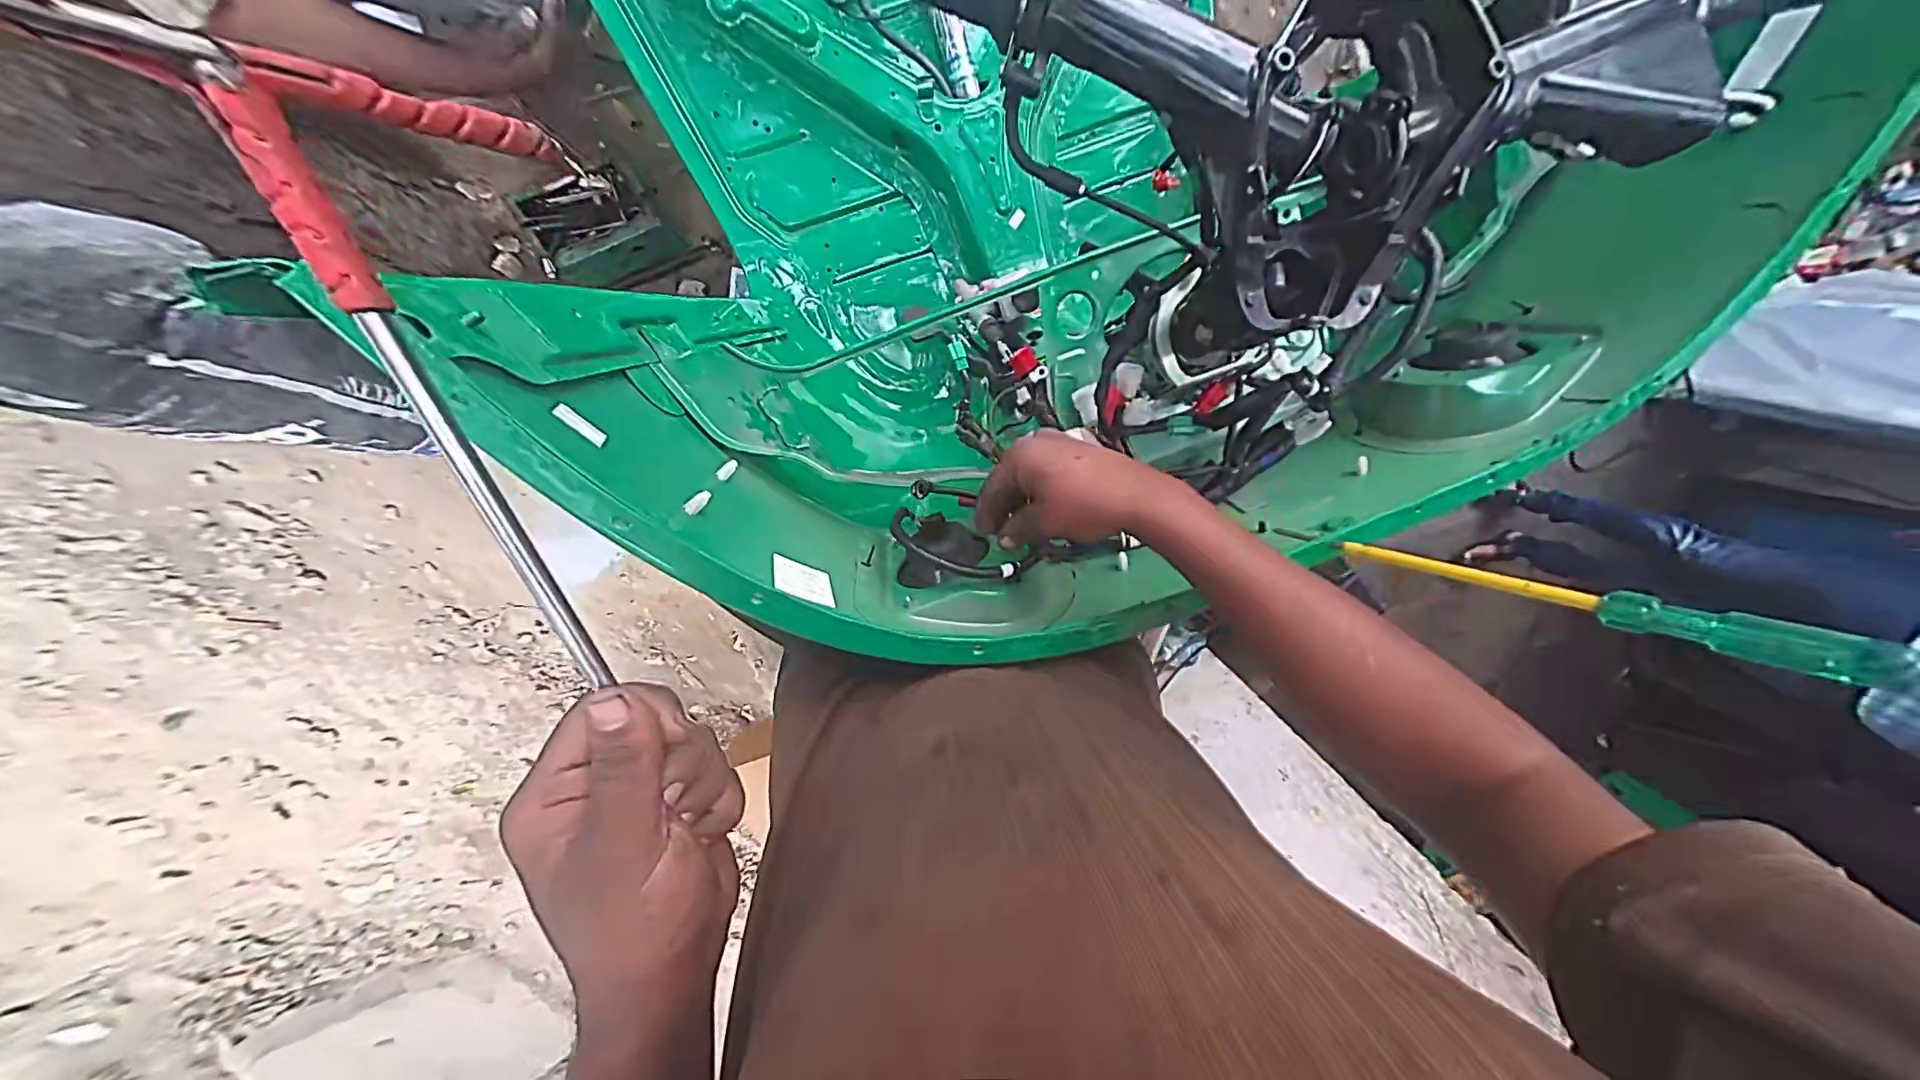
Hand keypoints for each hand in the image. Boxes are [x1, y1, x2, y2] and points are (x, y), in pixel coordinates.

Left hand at [500, 685, 743, 1072]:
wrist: (675, 972)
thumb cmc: (631, 931)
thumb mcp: (622, 844)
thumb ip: (622, 767)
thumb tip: (613, 701)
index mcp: (556, 793)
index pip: (598, 709)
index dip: (642, 717)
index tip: (666, 749)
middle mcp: (597, 785)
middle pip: (654, 718)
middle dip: (679, 760)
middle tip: (669, 805)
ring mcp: (641, 791)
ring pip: (693, 741)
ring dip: (703, 784)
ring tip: (684, 828)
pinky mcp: (680, 799)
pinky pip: (716, 767)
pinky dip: (719, 798)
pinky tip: (699, 833)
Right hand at [974, 430, 1198, 546]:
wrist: (1137, 495)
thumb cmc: (1084, 505)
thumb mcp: (1044, 522)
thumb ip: (1017, 530)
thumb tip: (1005, 537)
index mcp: (1020, 455)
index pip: (992, 488)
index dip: (987, 515)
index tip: (986, 533)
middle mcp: (1036, 442)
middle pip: (1011, 479)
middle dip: (1007, 508)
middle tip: (1004, 533)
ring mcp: (1060, 442)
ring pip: (1031, 476)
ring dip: (1025, 501)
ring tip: (1027, 526)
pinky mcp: (1079, 450)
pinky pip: (1049, 472)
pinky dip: (1043, 492)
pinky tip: (1049, 510)